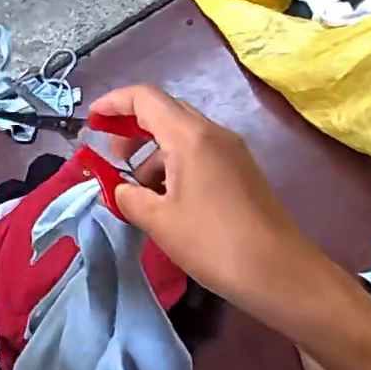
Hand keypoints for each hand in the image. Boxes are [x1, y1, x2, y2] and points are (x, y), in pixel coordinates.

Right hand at [90, 85, 333, 306]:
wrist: (279, 271)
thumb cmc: (214, 242)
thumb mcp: (160, 221)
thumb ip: (130, 197)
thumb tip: (121, 189)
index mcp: (190, 136)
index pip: (145, 98)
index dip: (114, 103)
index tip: (91, 120)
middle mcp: (213, 133)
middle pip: (164, 112)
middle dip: (131, 129)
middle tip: (111, 158)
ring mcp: (231, 150)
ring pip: (182, 136)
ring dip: (153, 154)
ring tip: (137, 192)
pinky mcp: (241, 170)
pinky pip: (199, 153)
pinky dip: (174, 166)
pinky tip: (166, 201)